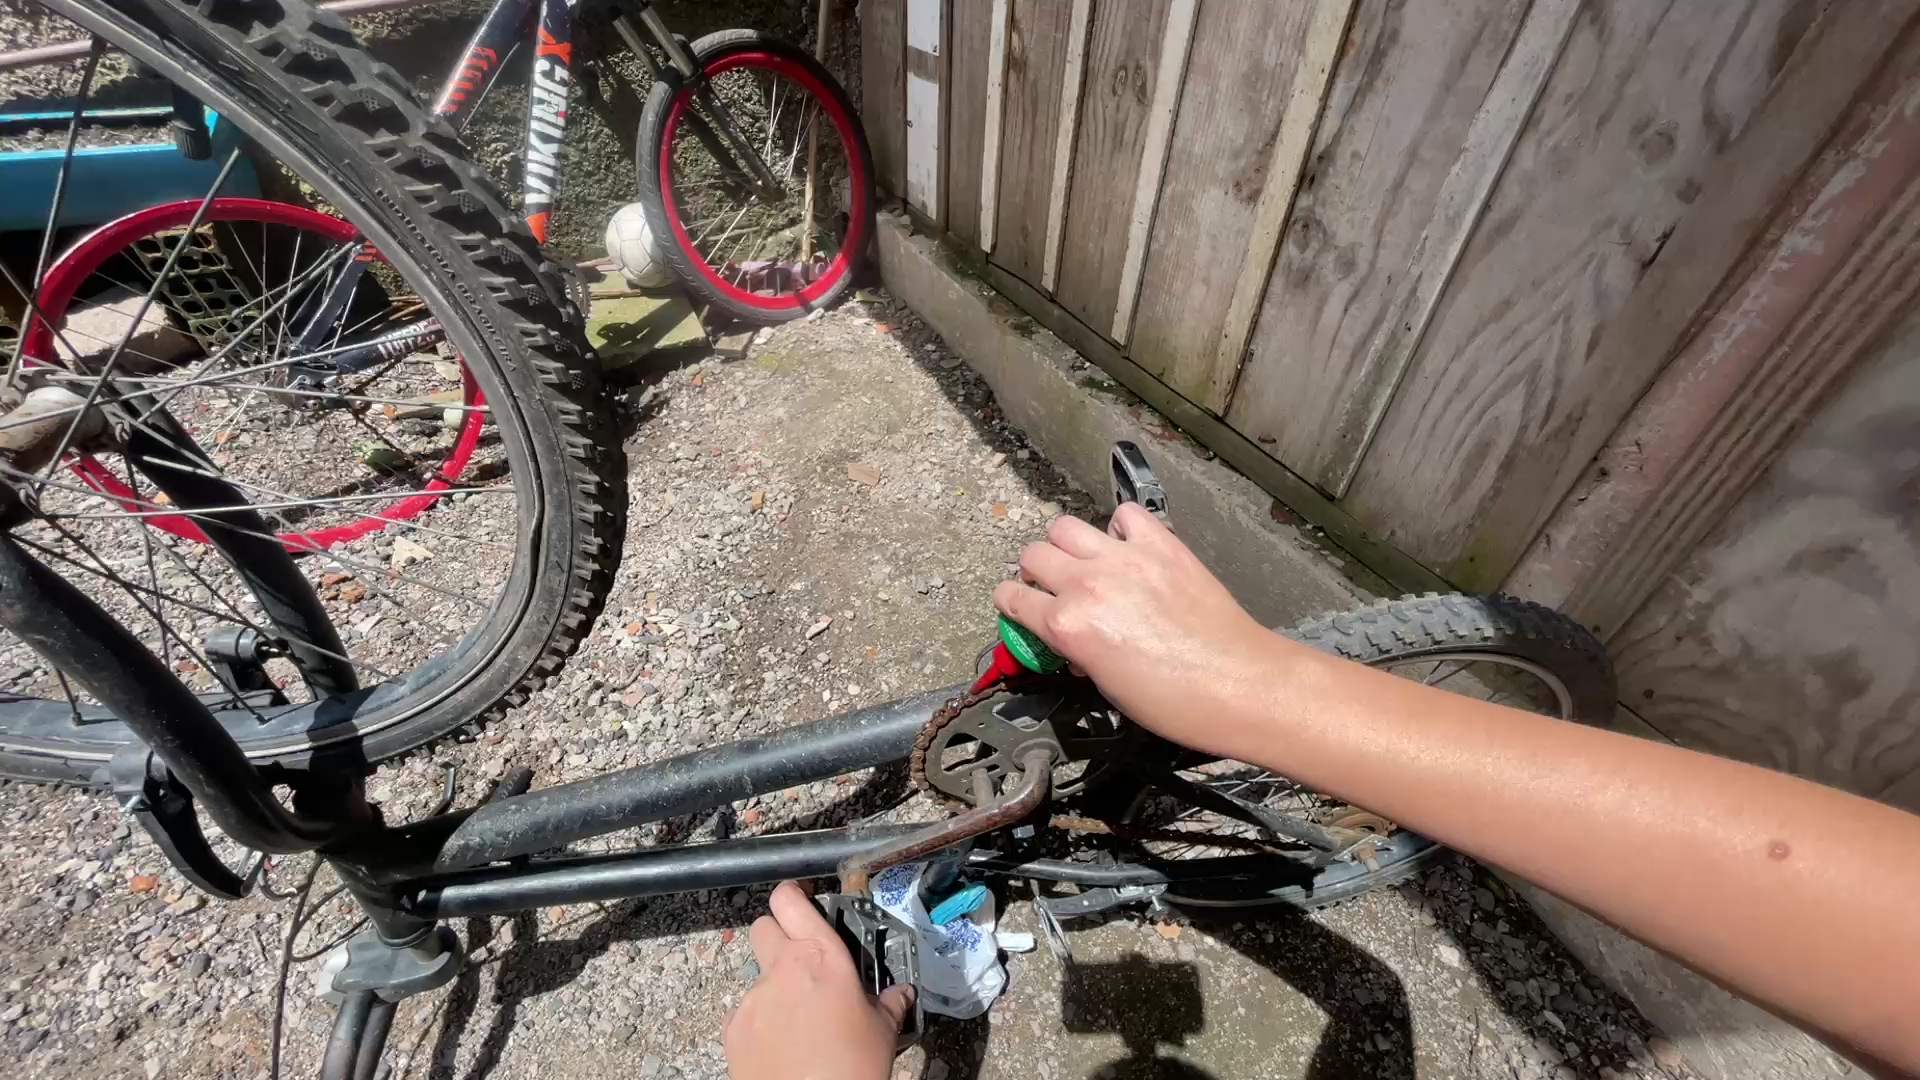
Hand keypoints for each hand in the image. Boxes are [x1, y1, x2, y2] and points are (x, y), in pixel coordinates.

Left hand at [724, 881, 913, 1079]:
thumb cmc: (853, 1068)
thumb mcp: (883, 1030)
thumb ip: (889, 1002)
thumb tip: (902, 993)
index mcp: (821, 955)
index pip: (789, 899)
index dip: (792, 895)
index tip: (801, 901)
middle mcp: (782, 967)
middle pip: (762, 926)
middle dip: (777, 936)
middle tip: (797, 958)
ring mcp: (753, 998)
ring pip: (755, 973)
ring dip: (770, 984)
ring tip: (794, 1016)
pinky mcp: (733, 1030)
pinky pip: (743, 1011)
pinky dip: (757, 1020)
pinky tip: (778, 1044)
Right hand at [993, 504, 1294, 757]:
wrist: (1238, 685)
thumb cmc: (1175, 701)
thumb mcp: (1106, 685)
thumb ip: (1075, 650)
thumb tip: (1069, 638)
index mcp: (1067, 625)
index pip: (1011, 598)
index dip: (1011, 604)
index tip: (1018, 607)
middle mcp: (1087, 584)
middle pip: (1032, 554)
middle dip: (1034, 573)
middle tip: (1053, 588)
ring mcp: (1124, 558)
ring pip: (1065, 527)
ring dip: (1066, 546)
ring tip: (1084, 564)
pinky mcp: (1160, 544)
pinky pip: (1124, 515)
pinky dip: (1119, 528)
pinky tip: (1128, 549)